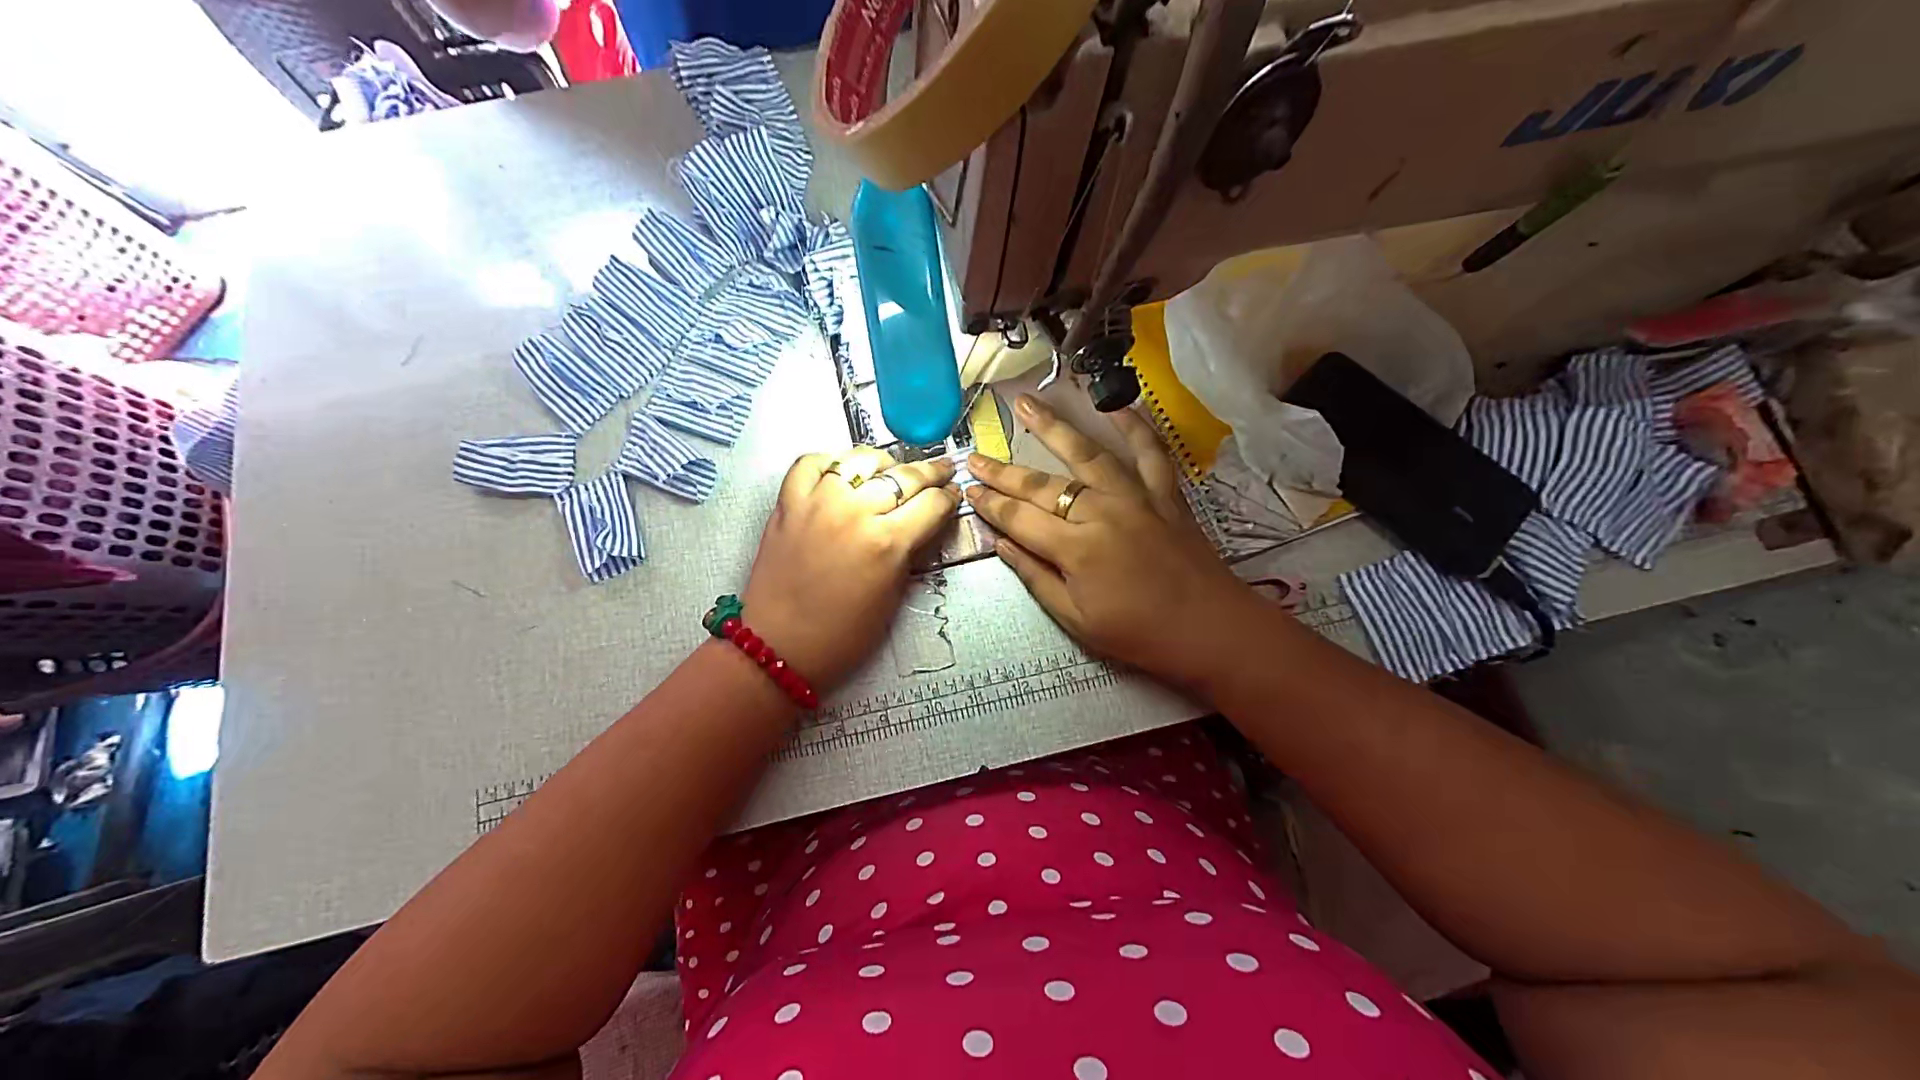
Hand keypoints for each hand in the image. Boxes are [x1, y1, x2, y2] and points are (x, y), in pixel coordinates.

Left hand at [742, 447, 959, 689]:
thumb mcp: (892, 598)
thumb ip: (909, 554)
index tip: (953, 494)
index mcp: (887, 542)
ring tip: (891, 469)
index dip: (949, 497)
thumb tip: (923, 526)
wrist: (779, 646)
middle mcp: (855, 513)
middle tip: (941, 471)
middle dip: (930, 472)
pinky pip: (810, 464)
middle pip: (904, 476)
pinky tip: (841, 470)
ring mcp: (818, 503)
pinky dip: (829, 461)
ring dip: (883, 462)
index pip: (932, 504)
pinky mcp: (788, 503)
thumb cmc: (841, 636)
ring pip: (860, 460)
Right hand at [966, 394, 1256, 689]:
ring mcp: (1136, 497)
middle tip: (976, 455)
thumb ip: (1036, 577)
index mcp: (1076, 548)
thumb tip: (1002, 544)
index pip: (1019, 518)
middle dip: (1004, 471)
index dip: (990, 504)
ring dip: (1054, 428)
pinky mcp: (1165, 494)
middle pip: (1043, 485)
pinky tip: (1117, 406)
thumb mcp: (1076, 619)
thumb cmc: (1138, 634)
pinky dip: (1135, 427)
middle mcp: (1102, 512)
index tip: (967, 490)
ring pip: (1087, 454)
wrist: (1210, 629)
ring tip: (1028, 404)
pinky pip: (1150, 453)